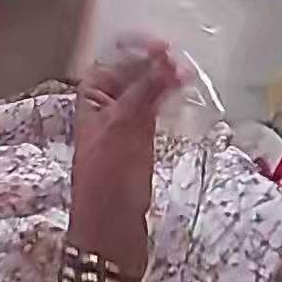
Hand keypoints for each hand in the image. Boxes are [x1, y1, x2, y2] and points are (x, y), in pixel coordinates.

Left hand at [68, 36, 181, 277]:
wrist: (111, 233)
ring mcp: (123, 121)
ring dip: (165, 80)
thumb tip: (167, 59)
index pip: (116, 57)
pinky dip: (168, 99)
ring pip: (146, 88)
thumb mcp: (126, 127)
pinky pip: (154, 108)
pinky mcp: (139, 138)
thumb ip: (146, 89)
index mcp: (92, 94)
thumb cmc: (110, 178)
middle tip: (185, 65)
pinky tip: (182, 96)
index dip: (140, 48)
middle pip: (134, 70)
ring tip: (188, 77)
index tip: (168, 48)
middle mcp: (106, 103)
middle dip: (158, 63)